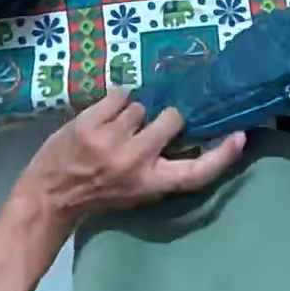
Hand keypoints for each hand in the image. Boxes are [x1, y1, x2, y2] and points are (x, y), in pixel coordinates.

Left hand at [9, 89, 245, 237]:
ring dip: (130, 113)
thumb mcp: (136, 191)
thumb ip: (159, 167)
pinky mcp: (91, 122)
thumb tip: (182, 134)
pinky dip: (113, 102)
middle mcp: (136, 161)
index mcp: (151, 184)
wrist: (50, 195)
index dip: (221, 156)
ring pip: (140, 105)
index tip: (240, 136)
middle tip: (145, 127)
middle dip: (162, 118)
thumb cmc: (96, 195)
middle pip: (171, 119)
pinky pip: (118, 95)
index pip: (196, 172)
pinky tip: (102, 117)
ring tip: (114, 129)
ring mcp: (112, 140)